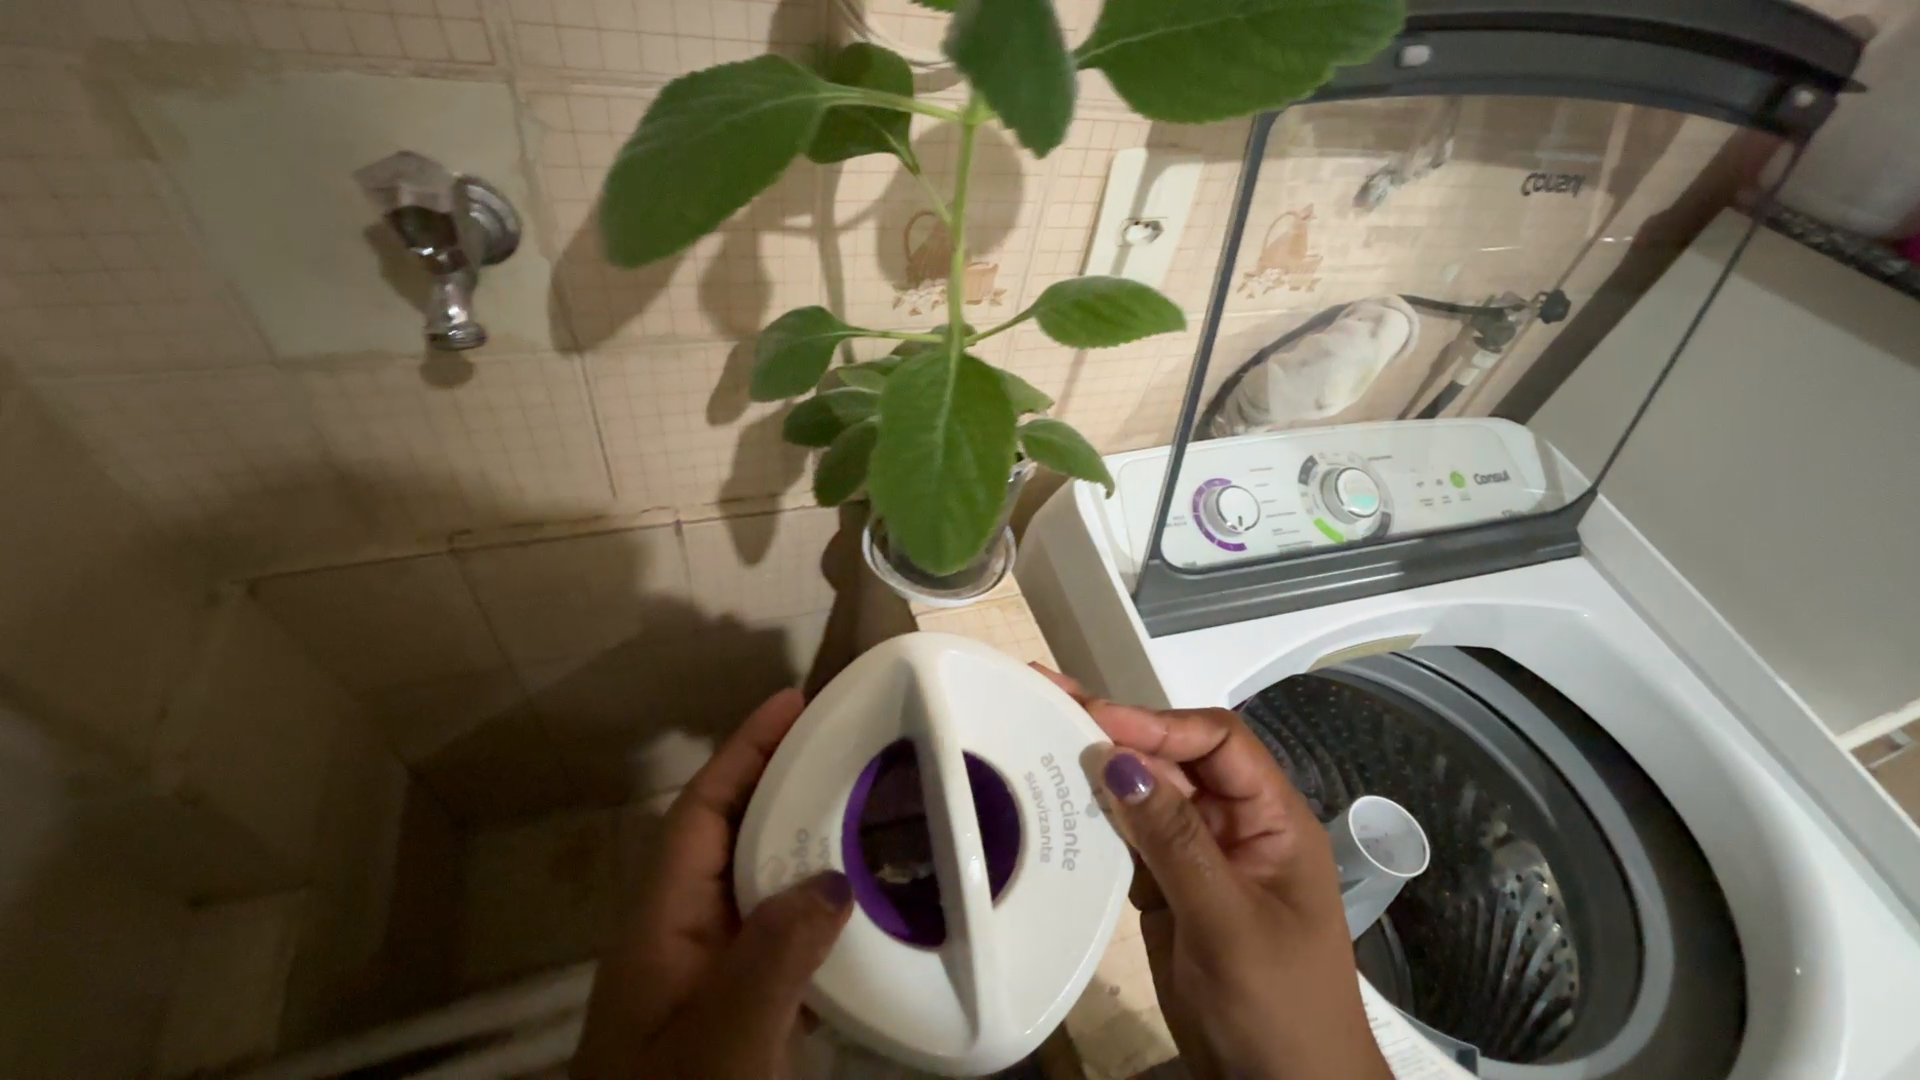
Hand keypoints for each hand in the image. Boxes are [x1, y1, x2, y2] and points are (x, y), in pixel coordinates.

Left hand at [572, 689, 853, 1079]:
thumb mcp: (722, 1042)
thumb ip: (774, 954)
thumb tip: (834, 879)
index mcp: (660, 926)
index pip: (703, 813)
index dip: (744, 751)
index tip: (793, 703)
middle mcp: (680, 938)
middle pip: (730, 835)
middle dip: (780, 780)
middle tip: (847, 744)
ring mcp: (706, 976)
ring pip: (757, 882)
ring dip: (803, 838)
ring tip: (865, 805)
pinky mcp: (735, 1011)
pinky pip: (779, 931)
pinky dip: (816, 903)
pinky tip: (860, 906)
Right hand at [1038, 667, 1390, 1079]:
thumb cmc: (1277, 1006)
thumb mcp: (1228, 921)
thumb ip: (1173, 840)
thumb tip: (1118, 762)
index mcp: (1270, 818)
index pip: (1218, 743)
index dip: (1160, 724)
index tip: (1098, 720)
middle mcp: (1231, 824)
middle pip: (1173, 759)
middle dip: (1117, 732)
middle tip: (1048, 700)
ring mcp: (1195, 856)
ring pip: (1143, 794)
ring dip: (1096, 768)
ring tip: (1038, 731)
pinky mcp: (1164, 887)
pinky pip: (1125, 837)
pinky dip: (1091, 818)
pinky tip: (1053, 798)